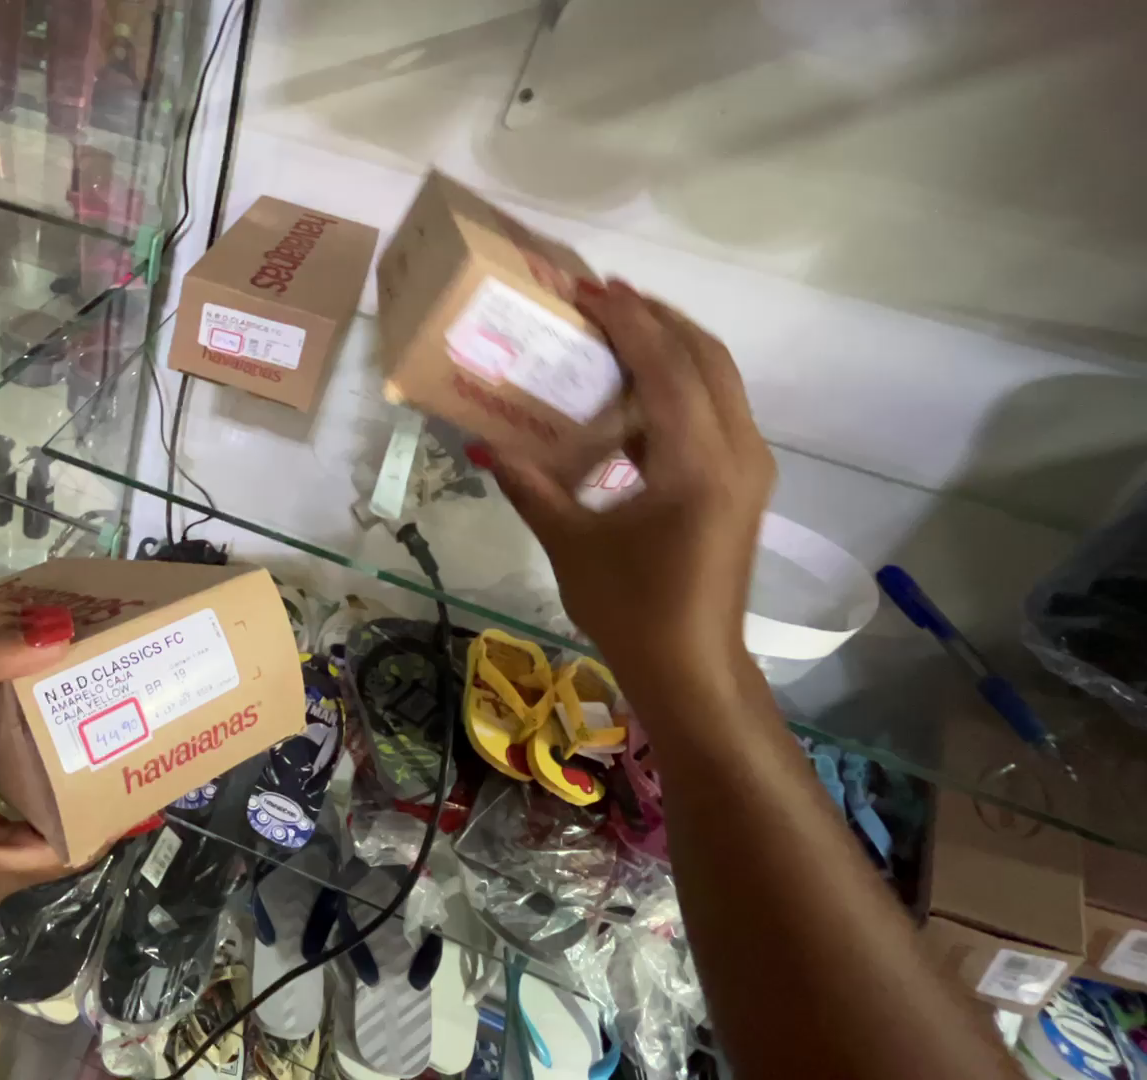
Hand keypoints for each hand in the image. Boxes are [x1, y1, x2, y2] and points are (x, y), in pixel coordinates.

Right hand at [475, 280, 773, 691]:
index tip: (587, 290)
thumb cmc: (628, 606)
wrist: (690, 662)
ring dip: (671, 344)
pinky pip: (715, 407)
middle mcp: (737, 451)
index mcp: (695, 463)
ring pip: (717, 378)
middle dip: (655, 317)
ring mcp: (748, 465)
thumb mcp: (568, 541)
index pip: (667, 366)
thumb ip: (528, 484)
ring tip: (617, 329)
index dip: (628, 321)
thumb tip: (481, 446)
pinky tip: (634, 390)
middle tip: (601, 297)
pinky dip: (679, 382)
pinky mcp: (742, 479)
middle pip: (705, 356)